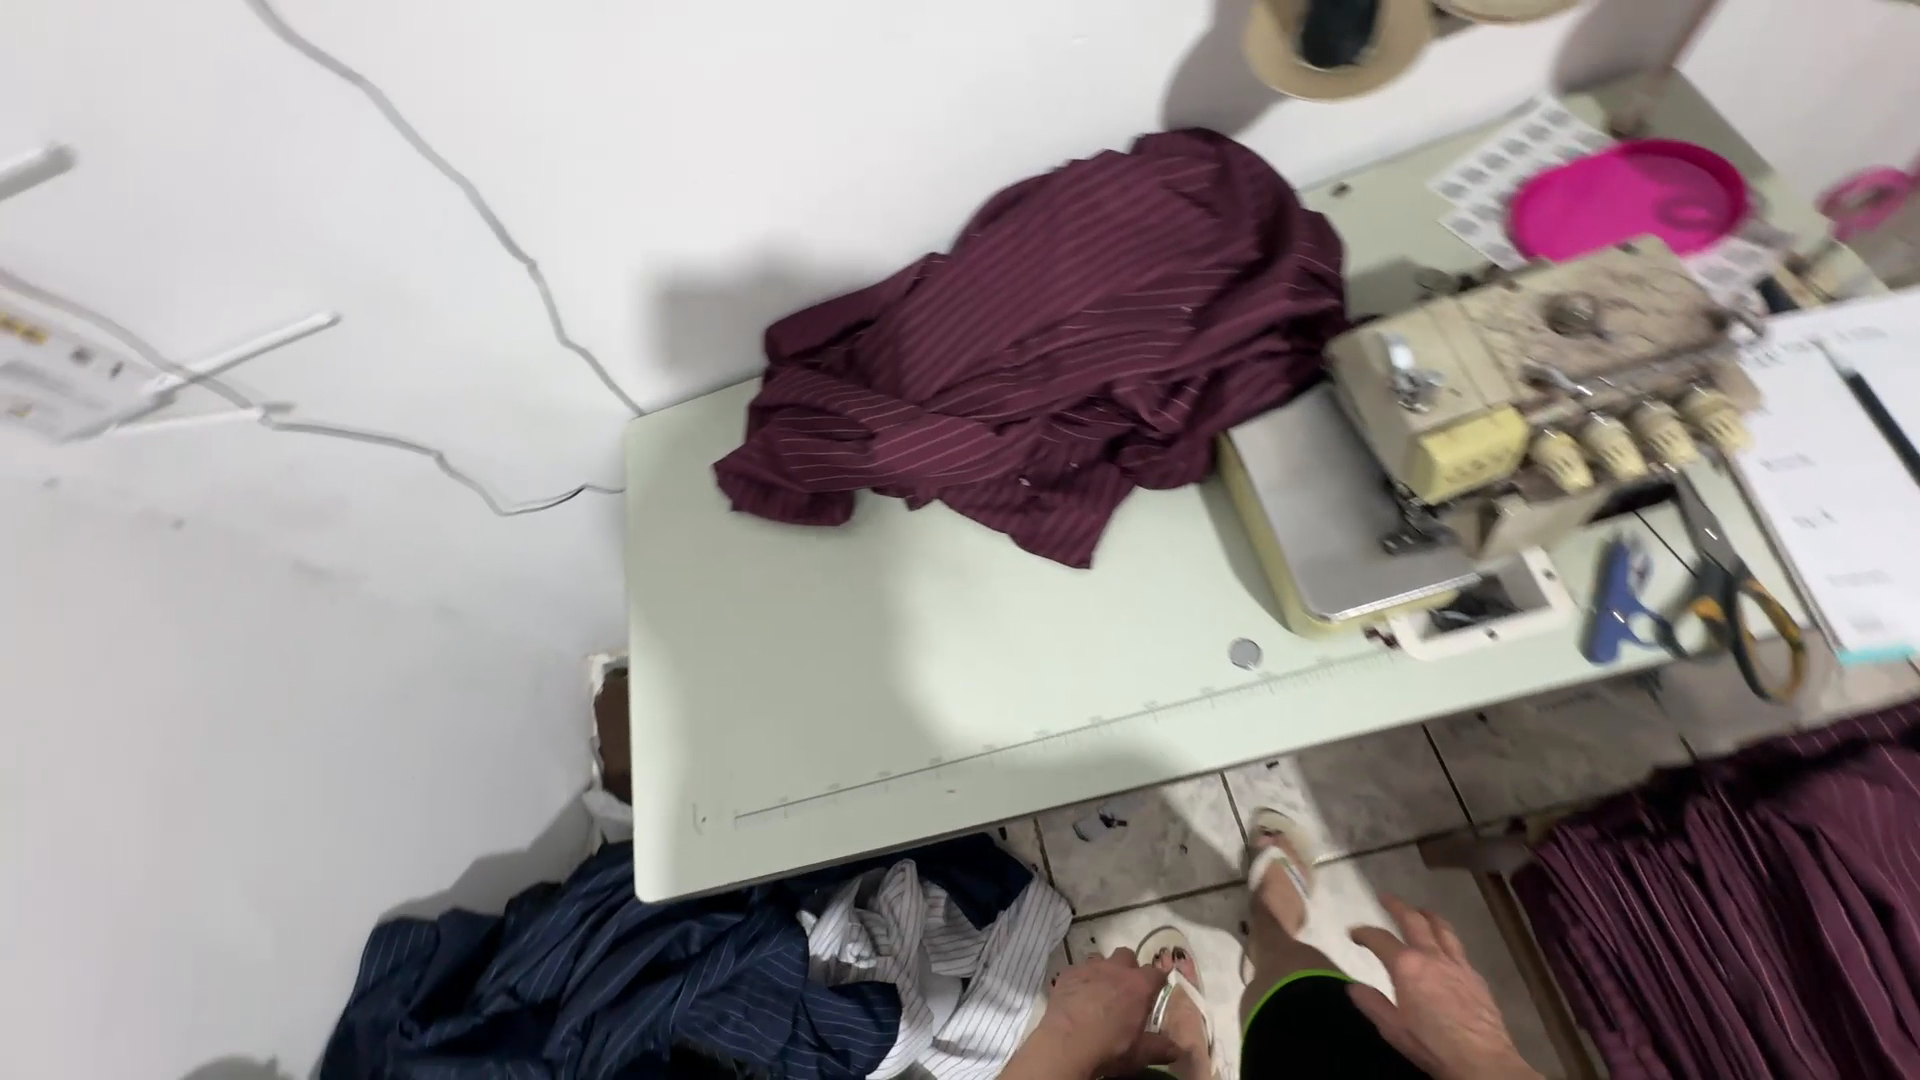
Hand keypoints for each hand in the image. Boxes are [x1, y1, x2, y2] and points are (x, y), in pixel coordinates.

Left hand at [1008, 948, 1176, 1078]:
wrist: (1067, 1043)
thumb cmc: (1109, 1048)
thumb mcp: (1140, 1054)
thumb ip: (1161, 1048)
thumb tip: (1177, 1049)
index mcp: (1138, 986)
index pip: (1155, 972)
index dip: (1156, 979)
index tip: (1156, 989)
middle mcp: (1115, 969)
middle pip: (1127, 956)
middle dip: (1129, 968)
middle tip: (1127, 990)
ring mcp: (1090, 967)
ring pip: (1101, 959)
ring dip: (1104, 970)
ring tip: (1101, 991)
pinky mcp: (1069, 971)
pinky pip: (1079, 968)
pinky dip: (1082, 978)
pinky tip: (1078, 994)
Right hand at [1347, 894, 1540, 1079]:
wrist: (1485, 1064)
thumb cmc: (1433, 1046)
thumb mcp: (1393, 1029)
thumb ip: (1372, 1003)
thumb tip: (1353, 986)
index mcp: (1406, 965)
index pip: (1378, 938)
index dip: (1363, 932)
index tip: (1354, 933)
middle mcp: (1431, 956)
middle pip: (1413, 920)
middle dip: (1397, 906)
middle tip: (1385, 897)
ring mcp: (1457, 965)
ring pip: (1442, 929)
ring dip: (1427, 916)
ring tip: (1420, 911)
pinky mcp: (1477, 978)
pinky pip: (1459, 950)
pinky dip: (1447, 941)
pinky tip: (1446, 949)